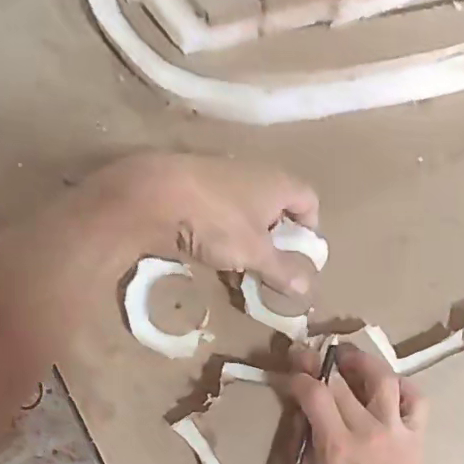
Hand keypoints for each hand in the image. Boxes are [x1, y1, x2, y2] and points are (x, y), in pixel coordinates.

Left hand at [82, 152, 320, 295]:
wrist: (153, 196)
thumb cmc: (217, 220)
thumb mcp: (255, 252)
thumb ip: (282, 269)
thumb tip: (306, 287)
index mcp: (279, 182)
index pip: (310, 200)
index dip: (311, 229)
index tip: (301, 256)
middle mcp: (255, 175)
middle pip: (278, 210)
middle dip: (277, 242)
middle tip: (272, 270)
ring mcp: (223, 181)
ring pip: (247, 216)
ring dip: (249, 245)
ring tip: (242, 273)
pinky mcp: (196, 191)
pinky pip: (221, 217)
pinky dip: (224, 239)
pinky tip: (214, 261)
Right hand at [284, 344, 440, 463]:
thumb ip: (296, 453)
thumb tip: (297, 420)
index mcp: (337, 445)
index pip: (315, 393)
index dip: (300, 376)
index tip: (292, 373)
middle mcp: (368, 428)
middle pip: (343, 381)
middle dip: (321, 362)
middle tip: (310, 355)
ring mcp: (397, 428)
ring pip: (383, 378)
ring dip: (363, 361)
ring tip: (348, 357)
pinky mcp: (417, 433)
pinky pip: (416, 398)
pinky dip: (402, 385)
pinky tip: (388, 384)